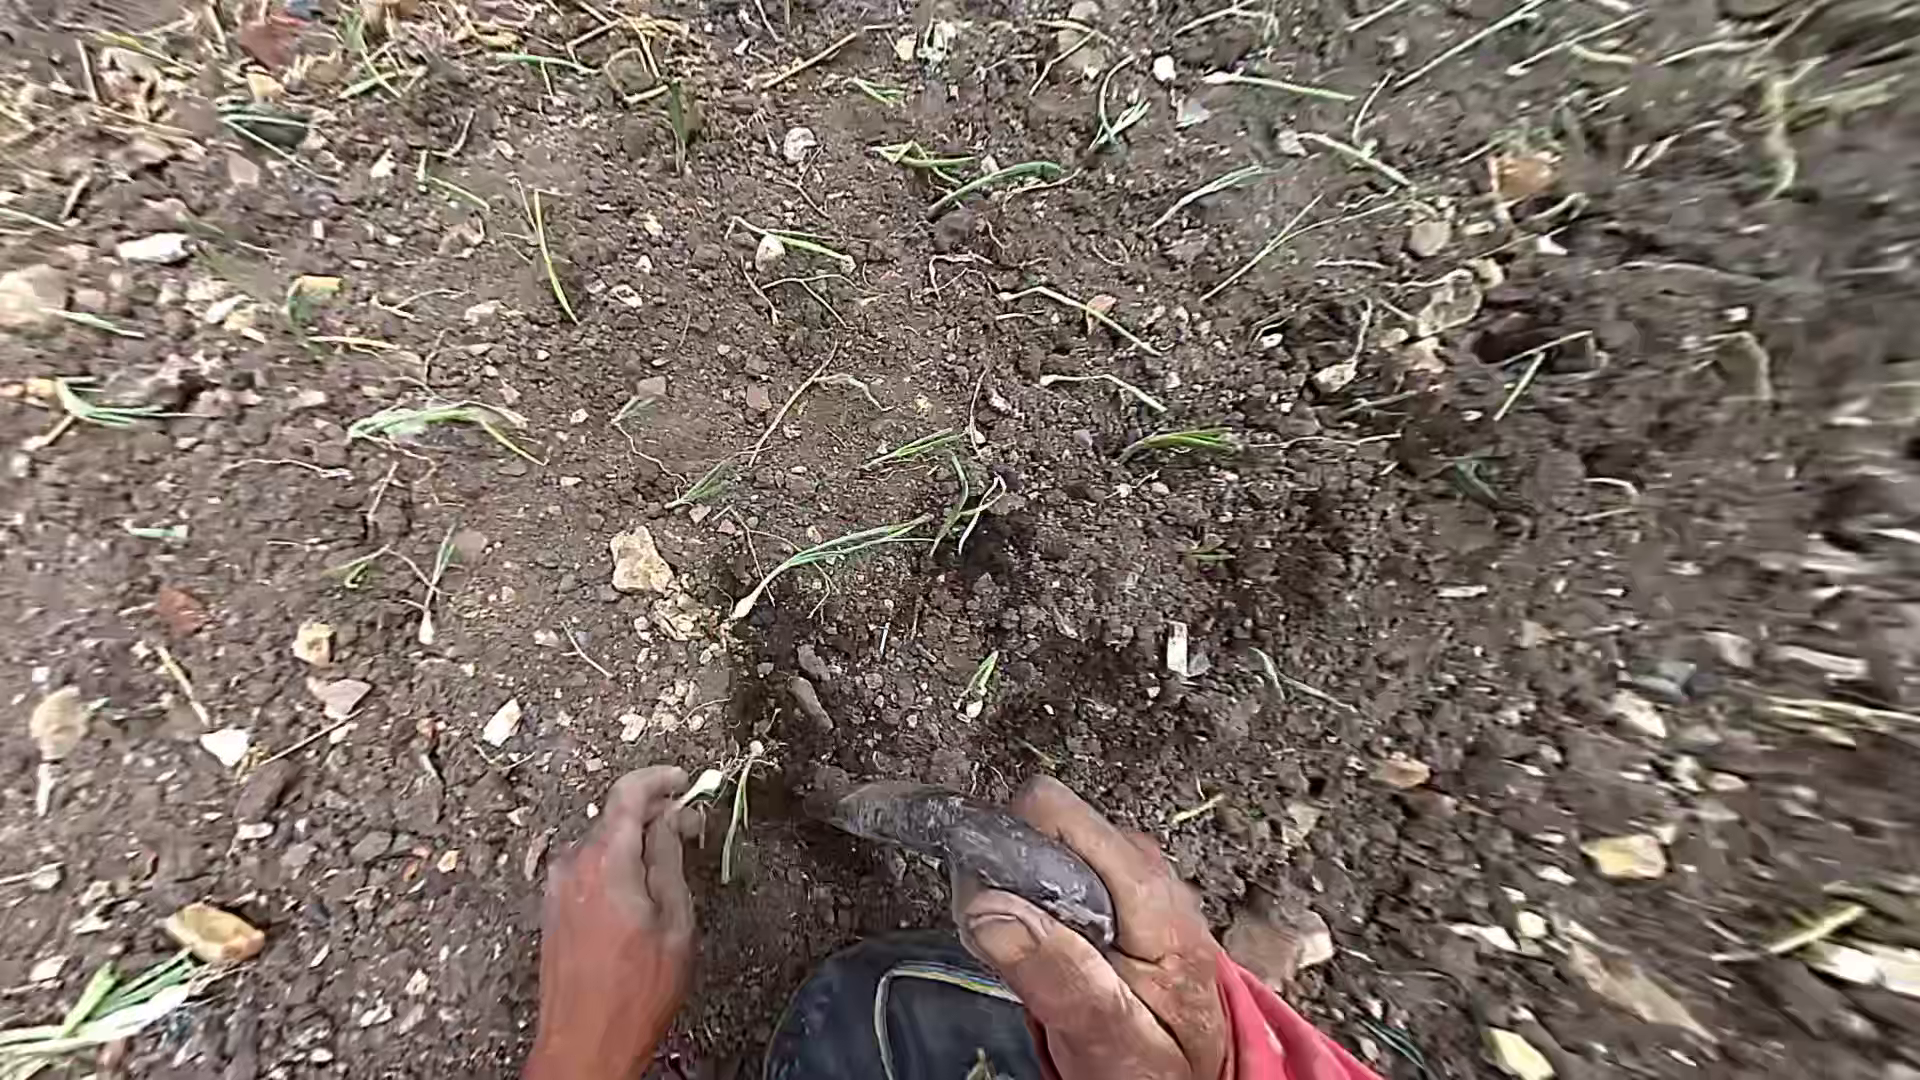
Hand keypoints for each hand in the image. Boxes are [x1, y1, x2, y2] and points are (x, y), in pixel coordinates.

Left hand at [525, 767, 695, 1079]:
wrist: (581, 1053)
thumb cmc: (635, 991)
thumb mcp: (674, 917)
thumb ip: (670, 856)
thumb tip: (674, 816)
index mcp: (604, 863)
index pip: (628, 792)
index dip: (661, 778)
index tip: (687, 783)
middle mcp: (573, 867)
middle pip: (618, 814)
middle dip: (658, 813)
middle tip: (693, 828)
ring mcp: (558, 888)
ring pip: (607, 838)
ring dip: (640, 837)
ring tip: (673, 861)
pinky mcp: (555, 908)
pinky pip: (593, 863)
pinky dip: (621, 858)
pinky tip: (645, 883)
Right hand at [959, 777, 1229, 1079]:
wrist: (1200, 1067)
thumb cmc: (1162, 1061)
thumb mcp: (1114, 1041)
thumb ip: (1059, 976)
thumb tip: (987, 909)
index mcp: (1147, 887)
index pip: (1053, 811)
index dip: (1014, 846)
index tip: (999, 902)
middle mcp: (1141, 856)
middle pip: (1048, 819)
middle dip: (1020, 870)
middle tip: (1026, 939)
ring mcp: (1131, 857)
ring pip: (1050, 835)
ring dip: (1030, 884)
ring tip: (1046, 946)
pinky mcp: (1119, 866)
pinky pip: (1060, 853)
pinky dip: (1044, 889)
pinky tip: (1058, 937)